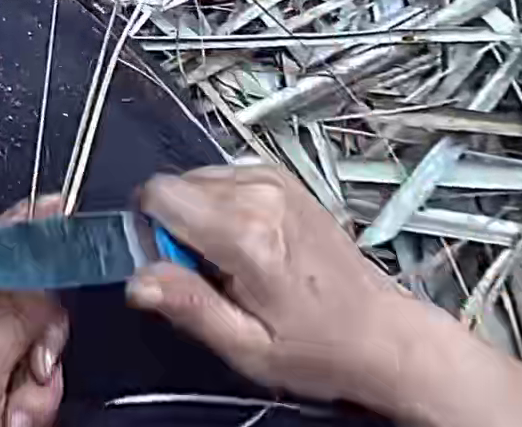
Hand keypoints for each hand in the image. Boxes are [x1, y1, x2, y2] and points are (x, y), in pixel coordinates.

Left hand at [0, 201, 69, 426]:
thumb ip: (16, 309)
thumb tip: (52, 266)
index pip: (0, 238)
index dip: (35, 220)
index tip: (69, 208)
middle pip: (35, 286)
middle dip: (43, 325)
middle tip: (30, 356)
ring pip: (47, 335)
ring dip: (39, 375)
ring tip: (10, 406)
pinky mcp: (9, 391)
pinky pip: (47, 378)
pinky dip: (39, 402)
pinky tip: (13, 422)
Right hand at [126, 165, 521, 426]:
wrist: (384, 331)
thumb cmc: (316, 348)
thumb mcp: (247, 347)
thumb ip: (188, 305)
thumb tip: (137, 278)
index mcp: (245, 232)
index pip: (159, 195)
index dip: (150, 226)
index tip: (169, 261)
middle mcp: (256, 190)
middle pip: (175, 184)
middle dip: (175, 221)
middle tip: (207, 268)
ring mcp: (268, 174)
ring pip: (195, 177)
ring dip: (197, 210)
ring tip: (232, 255)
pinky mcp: (277, 171)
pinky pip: (220, 174)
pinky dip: (219, 200)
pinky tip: (248, 236)